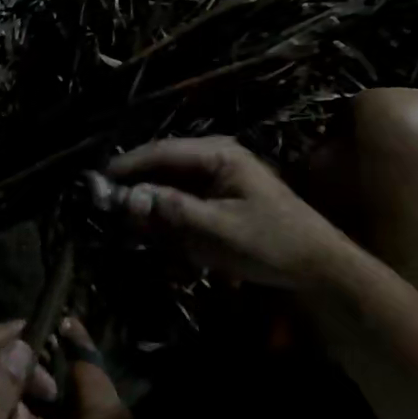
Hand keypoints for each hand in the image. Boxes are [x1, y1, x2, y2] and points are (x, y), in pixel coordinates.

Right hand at [95, 137, 353, 288]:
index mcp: (218, 154)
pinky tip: (160, 235)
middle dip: (137, 186)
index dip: (129, 165)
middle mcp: (215, 158)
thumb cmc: (272, 243)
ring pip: (171, 185)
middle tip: (108, 207)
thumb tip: (129, 198)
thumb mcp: (219, 230)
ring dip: (152, 205)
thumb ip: (173, 211)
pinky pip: (185, 201)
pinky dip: (169, 216)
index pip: (162, 152)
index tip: (98, 181)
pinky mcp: (221, 199)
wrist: (319, 266)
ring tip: (129, 224)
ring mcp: (219, 178)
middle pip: (164, 166)